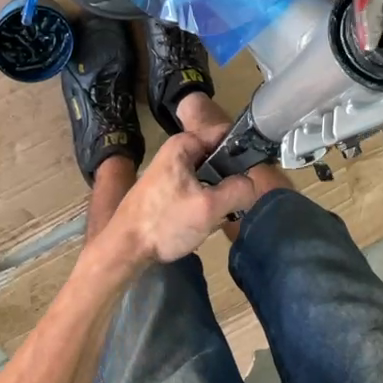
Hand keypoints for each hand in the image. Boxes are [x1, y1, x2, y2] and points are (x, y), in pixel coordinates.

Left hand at [98, 111, 258, 266]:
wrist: (124, 249)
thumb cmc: (164, 223)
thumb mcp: (209, 208)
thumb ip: (238, 191)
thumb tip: (253, 184)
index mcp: (183, 144)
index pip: (224, 133)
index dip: (243, 148)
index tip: (258, 168)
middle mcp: (175, 151)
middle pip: (217, 155)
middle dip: (231, 175)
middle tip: (243, 197)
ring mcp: (169, 172)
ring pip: (207, 175)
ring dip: (219, 191)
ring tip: (227, 211)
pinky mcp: (166, 191)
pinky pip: (195, 188)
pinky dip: (205, 200)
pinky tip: (208, 219)